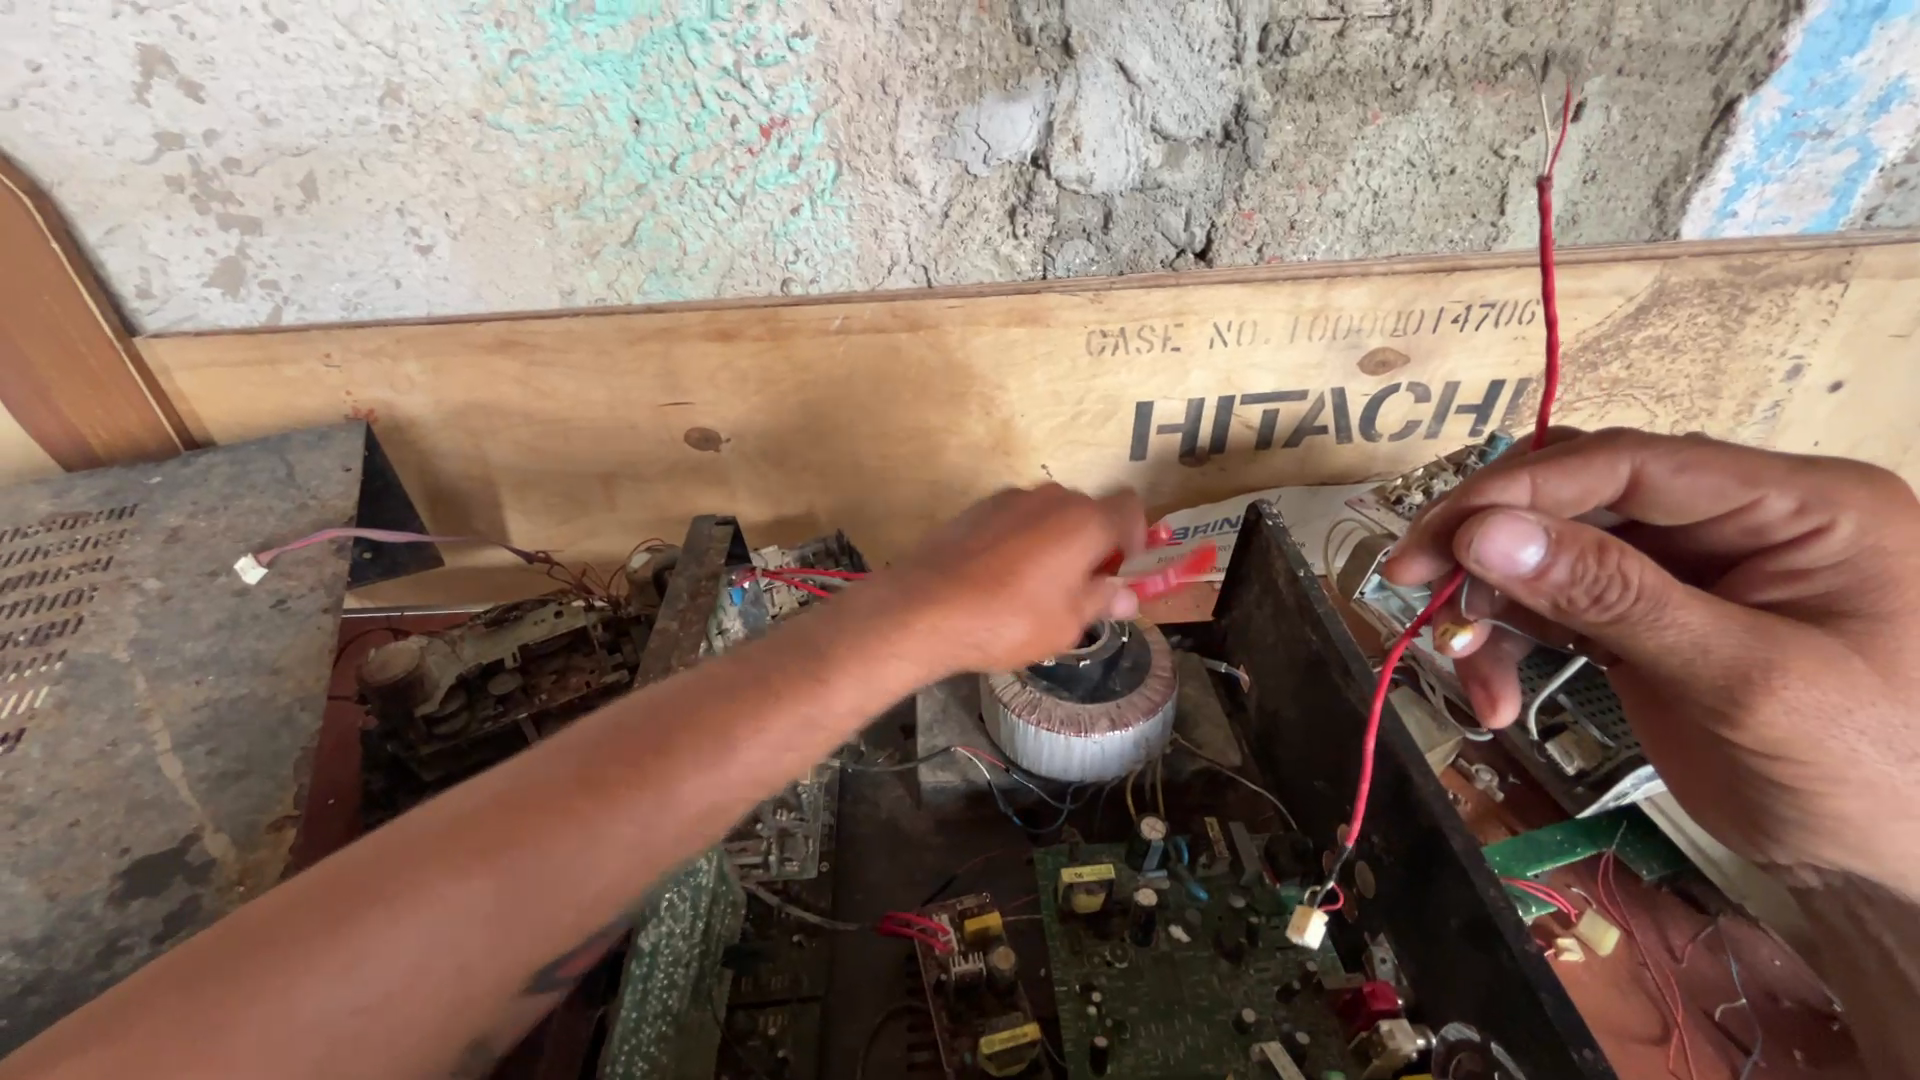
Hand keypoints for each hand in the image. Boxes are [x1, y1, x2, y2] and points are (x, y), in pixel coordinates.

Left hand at [866, 484, 1145, 676]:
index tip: (1119, 572)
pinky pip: (1014, 521)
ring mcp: (1009, 499)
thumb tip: (1126, 596)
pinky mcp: (975, 509)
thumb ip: (1101, 601)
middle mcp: (1051, 498)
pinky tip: (999, 580)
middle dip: (1092, 545)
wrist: (925, 608)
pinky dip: (1018, 542)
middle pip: (1088, 512)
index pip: (1130, 508)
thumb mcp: (1067, 623)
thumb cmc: (1009, 620)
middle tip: (1079, 589)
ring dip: (1054, 543)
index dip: (1134, 538)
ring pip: (1048, 516)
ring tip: (1034, 589)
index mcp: (1085, 521)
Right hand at [1384, 429, 1919, 893]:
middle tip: (1411, 582)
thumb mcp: (1742, 681)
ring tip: (1463, 664)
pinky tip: (1495, 699)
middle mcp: (1726, 522)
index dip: (1518, 493)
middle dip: (1485, 543)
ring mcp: (1676, 572)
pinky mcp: (1635, 619)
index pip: (1627, 464)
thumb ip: (1611, 597)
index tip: (1434, 541)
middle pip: (1569, 497)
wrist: (1897, 872)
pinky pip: (1544, 610)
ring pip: (1541, 556)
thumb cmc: (1873, 773)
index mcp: (1792, 505)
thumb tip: (1481, 535)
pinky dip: (1505, 648)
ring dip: (1488, 608)